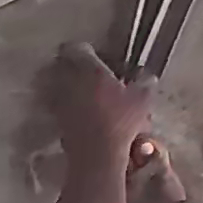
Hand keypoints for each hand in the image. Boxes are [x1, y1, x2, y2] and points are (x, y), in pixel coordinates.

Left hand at [46, 42, 150, 170]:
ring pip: (60, 83)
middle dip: (76, 65)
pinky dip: (70, 103)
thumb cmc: (122, 120)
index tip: (99, 56)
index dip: (87, 50)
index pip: (77, 47)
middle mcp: (68, 80)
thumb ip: (145, 82)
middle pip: (64, 64)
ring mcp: (59, 100)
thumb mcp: (143, 99)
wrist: (97, 154)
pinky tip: (87, 112)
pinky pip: (60, 102)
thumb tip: (146, 76)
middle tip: (94, 72)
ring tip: (90, 92)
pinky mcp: (56, 118)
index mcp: (89, 69)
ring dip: (71, 84)